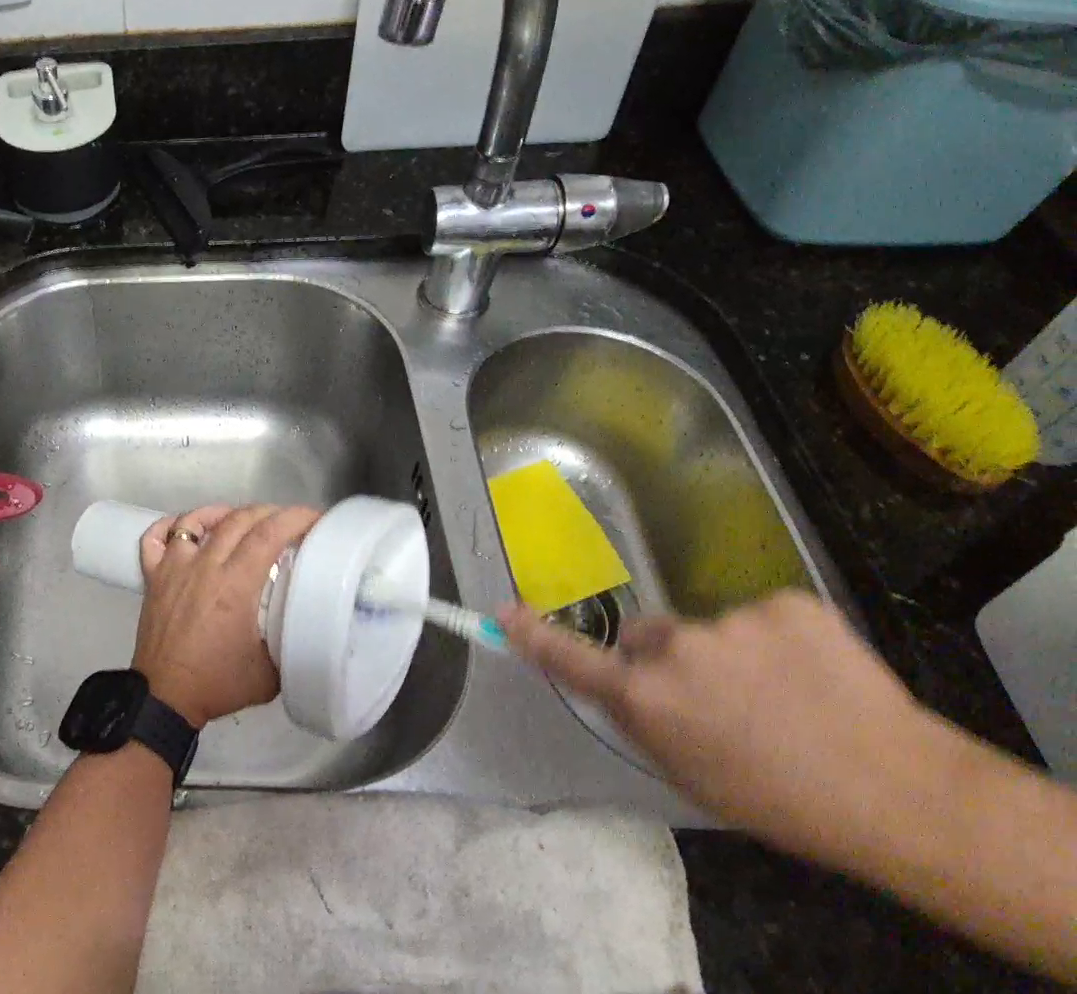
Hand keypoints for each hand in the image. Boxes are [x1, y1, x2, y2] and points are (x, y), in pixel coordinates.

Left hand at [131, 504, 320, 727]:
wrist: (166, 697)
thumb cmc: (218, 684)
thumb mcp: (271, 672)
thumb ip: (289, 643)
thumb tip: (306, 626)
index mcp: (235, 585)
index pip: (269, 534)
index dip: (296, 518)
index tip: (314, 520)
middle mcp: (204, 566)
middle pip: (238, 520)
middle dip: (269, 513)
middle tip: (287, 523)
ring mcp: (174, 568)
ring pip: (197, 521)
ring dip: (225, 513)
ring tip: (243, 520)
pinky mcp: (152, 577)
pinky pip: (155, 537)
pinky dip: (172, 525)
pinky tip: (189, 528)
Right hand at [501, 589, 945, 858]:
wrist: (900, 793)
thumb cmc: (780, 802)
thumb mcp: (687, 772)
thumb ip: (645, 719)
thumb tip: (630, 688)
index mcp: (644, 697)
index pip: (570, 659)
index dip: (533, 635)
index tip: (505, 611)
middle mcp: (675, 649)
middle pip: (648, 638)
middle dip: (667, 659)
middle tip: (717, 700)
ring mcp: (732, 621)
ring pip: (710, 630)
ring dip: (730, 654)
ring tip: (785, 697)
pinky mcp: (788, 604)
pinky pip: (763, 617)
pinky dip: (780, 640)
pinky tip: (815, 675)